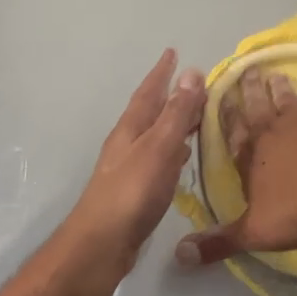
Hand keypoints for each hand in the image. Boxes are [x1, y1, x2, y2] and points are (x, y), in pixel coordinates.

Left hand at [66, 49, 204, 263]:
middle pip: (151, 112)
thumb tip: (192, 71)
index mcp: (131, 129)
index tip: (173, 51)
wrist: (102, 244)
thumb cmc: (131, 192)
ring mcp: (130, 167)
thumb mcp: (158, 148)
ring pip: (156, 135)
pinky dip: (173, 150)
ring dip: (173, 123)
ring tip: (194, 115)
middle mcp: (128, 143)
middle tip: (193, 82)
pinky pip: (159, 159)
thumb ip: (176, 113)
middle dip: (170, 95)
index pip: (149, 92)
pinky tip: (182, 158)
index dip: (161, 72)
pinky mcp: (136, 190)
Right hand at [175, 66, 296, 265]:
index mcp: (250, 157)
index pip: (231, 132)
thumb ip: (218, 242)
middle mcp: (272, 133)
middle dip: (249, 90)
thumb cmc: (295, 212)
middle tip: (245, 69)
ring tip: (274, 73)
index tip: (217, 93)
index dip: (224, 114)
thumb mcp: (252, 232)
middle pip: (257, 107)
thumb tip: (179, 256)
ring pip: (287, 100)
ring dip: (280, 87)